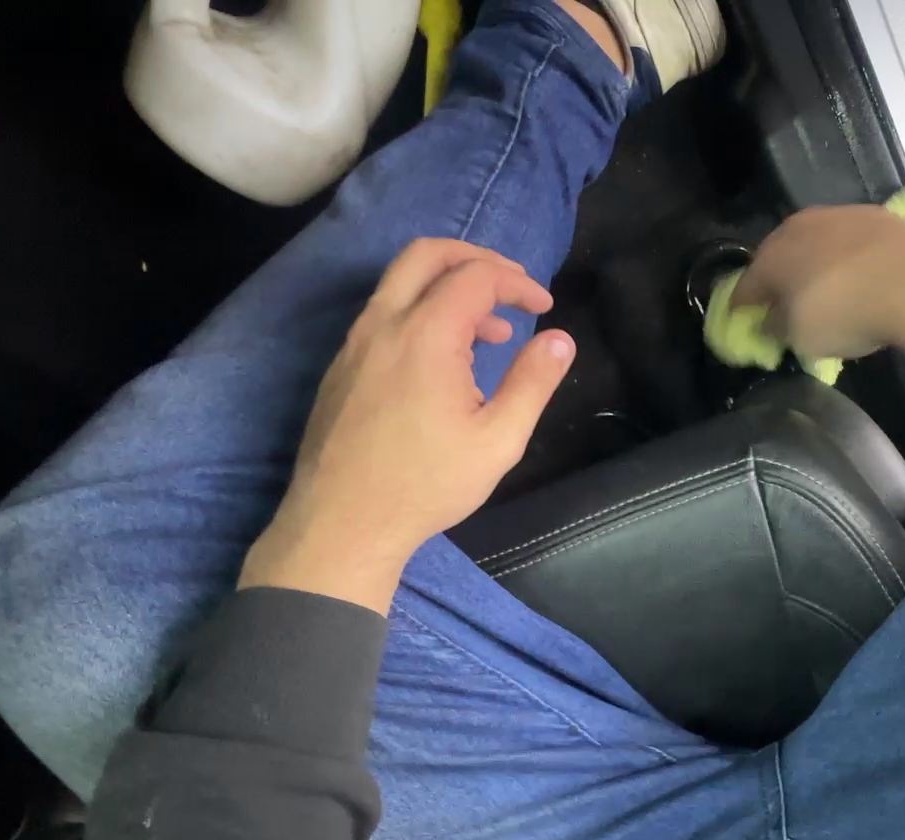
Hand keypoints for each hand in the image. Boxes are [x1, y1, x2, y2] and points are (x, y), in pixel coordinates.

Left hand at [240, 238, 573, 613]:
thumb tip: (561, 340)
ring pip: (401, 282)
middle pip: (428, 255)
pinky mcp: (343, 365)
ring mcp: (355, 342)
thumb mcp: (499, 440)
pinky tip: (448, 359)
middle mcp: (383, 323)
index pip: (476, 277)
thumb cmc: (429, 483)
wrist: (344, 520)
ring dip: (450, 287)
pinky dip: (425, 311)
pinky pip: (386, 313)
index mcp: (427, 336)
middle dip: (478, 259)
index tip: (546, 306)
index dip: (517, 284)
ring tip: (492, 329)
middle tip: (514, 286)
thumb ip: (533, 383)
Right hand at [731, 205, 904, 359]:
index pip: (746, 286)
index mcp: (771, 256)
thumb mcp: (801, 338)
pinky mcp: (878, 216)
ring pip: (816, 245)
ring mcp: (840, 215)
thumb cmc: (843, 313)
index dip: (743, 308)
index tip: (744, 322)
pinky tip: (861, 280)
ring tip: (827, 292)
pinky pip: (851, 245)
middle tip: (786, 306)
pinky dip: (849, 261)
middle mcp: (799, 227)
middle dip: (780, 281)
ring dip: (816, 266)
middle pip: (780, 257)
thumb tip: (771, 320)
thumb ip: (778, 327)